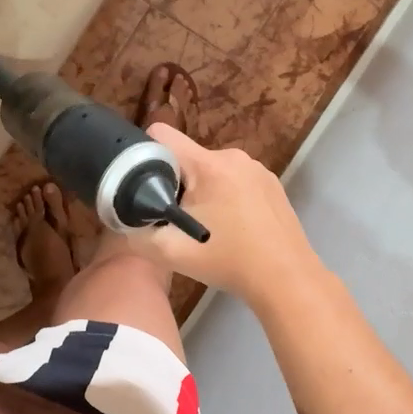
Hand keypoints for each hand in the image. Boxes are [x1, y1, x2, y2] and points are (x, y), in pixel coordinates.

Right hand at [135, 122, 325, 303]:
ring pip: (212, 170)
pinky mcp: (272, 183)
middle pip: (187, 158)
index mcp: (208, 166)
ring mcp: (257, 169)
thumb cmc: (229, 262)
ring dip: (203, 192)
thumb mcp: (171, 254)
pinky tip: (233, 228)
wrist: (287, 279)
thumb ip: (138, 234)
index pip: (162, 134)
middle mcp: (233, 157)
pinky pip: (235, 180)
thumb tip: (125, 220)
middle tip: (178, 219)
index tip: (143, 183)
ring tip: (208, 228)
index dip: (144, 153)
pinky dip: (227, 197)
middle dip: (176, 183)